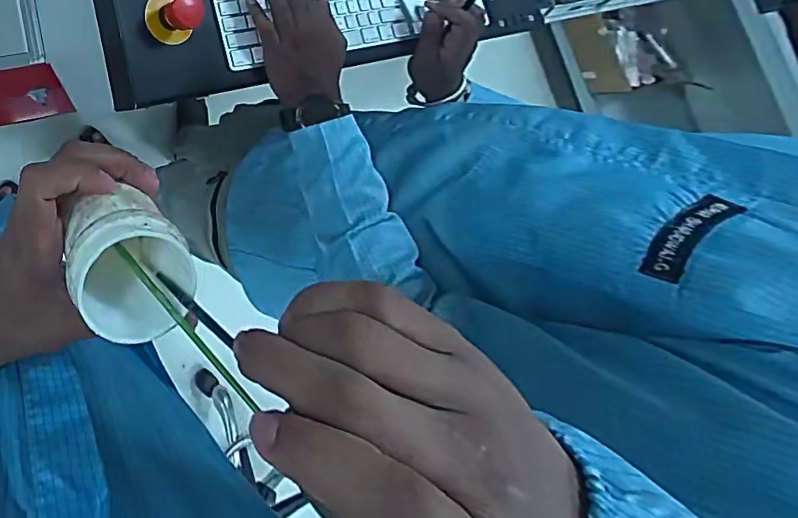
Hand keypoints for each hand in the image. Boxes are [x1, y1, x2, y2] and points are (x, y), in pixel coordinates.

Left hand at [0, 140, 158, 374]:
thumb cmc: (19, 320)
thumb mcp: (69, 322)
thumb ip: (112, 311)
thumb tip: (157, 300)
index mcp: (32, 230)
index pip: (41, 182)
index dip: (77, 174)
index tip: (112, 189)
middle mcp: (32, 208)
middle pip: (63, 159)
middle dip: (110, 161)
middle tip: (148, 184)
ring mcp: (38, 204)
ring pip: (68, 162)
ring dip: (108, 163)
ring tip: (143, 184)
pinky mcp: (46, 209)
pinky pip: (73, 177)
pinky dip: (101, 176)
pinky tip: (125, 193)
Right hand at [234, 282, 579, 517]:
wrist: (549, 506)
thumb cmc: (450, 516)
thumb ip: (342, 490)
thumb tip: (274, 430)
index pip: (396, 492)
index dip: (313, 455)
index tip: (263, 431)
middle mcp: (481, 456)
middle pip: (362, 399)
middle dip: (283, 369)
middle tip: (248, 359)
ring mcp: (477, 390)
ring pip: (361, 338)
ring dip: (298, 331)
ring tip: (279, 340)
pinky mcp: (464, 344)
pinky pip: (380, 301)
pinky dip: (325, 300)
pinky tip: (304, 317)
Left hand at [251, 0, 347, 107]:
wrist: (314, 92)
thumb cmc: (325, 67)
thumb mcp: (335, 38)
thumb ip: (326, 15)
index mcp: (319, 21)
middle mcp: (303, 24)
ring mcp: (287, 34)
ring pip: (277, 4)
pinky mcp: (272, 45)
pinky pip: (263, 24)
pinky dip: (256, 10)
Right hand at [408, 0, 484, 101]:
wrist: (440, 88)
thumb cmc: (432, 75)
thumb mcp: (425, 56)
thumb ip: (430, 33)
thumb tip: (432, 13)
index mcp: (463, 41)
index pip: (463, 16)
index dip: (445, 7)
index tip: (426, 4)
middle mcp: (470, 35)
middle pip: (469, 8)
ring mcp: (468, 33)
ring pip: (468, 8)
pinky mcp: (461, 32)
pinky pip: (462, 13)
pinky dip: (450, 5)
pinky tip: (435, 4)